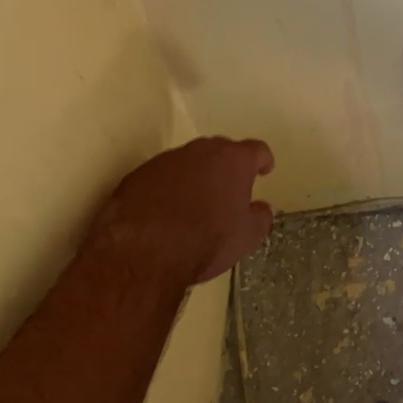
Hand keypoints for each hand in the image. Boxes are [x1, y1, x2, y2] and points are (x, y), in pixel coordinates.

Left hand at [82, 136, 274, 285]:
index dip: (262, 160)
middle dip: (227, 166)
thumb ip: (260, 217)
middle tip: (229, 189)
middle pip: (221, 150)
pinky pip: (161, 176)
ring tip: (194, 202)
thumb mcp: (247, 237)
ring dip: (195, 176)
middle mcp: (203, 151)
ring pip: (189, 162)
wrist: (141, 252)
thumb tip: (261, 208)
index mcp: (235, 160)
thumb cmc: (205, 241)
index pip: (257, 150)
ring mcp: (167, 160)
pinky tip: (164, 211)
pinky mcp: (138, 175)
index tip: (264, 170)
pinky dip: (167, 187)